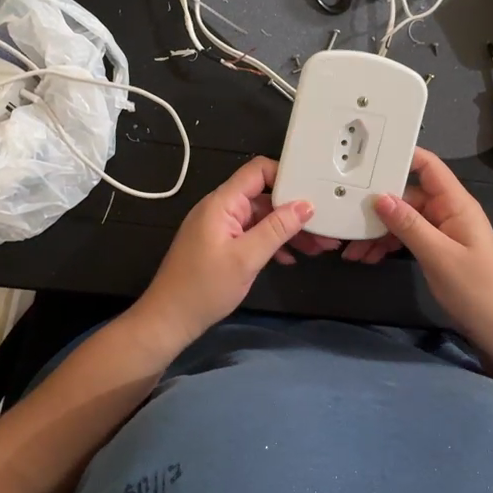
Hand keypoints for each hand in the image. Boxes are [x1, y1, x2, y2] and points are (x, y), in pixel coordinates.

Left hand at [132, 157, 313, 345]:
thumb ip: (277, 229)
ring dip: (288, 230)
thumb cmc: (204, 288)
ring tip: (317, 247)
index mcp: (223, 202)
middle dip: (295, 210)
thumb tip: (307, 205)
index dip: (286, 175)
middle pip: (264, 196)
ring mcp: (221, 226)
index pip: (258, 171)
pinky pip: (252, 234)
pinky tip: (291, 259)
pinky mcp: (221, 244)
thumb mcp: (246, 258)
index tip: (314, 190)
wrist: (168, 321)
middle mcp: (221, 208)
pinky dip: (272, 242)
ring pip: (262, 217)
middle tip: (324, 228)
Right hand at [370, 148, 492, 345]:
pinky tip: (368, 257)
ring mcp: (442, 229)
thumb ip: (409, 225)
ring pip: (404, 218)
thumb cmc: (474, 289)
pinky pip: (408, 236)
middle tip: (347, 216)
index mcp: (456, 203)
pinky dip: (388, 244)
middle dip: (379, 206)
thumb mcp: (438, 256)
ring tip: (353, 249)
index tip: (368, 157)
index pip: (429, 166)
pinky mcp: (437, 247)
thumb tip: (379, 197)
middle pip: (408, 195)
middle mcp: (448, 210)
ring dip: (379, 231)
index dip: (402, 156)